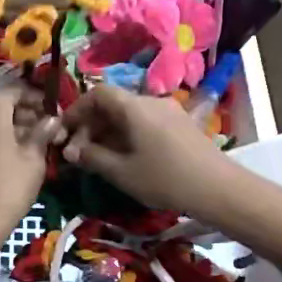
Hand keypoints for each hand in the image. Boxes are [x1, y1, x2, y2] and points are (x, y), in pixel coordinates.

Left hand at [0, 87, 57, 249]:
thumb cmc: (9, 185)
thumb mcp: (33, 158)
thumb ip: (43, 133)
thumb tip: (53, 118)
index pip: (12, 91)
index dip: (34, 96)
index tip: (54, 109)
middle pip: (4, 107)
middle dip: (29, 113)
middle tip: (53, 128)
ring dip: (21, 129)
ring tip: (46, 144)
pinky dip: (9, 141)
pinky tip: (28, 157)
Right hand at [59, 85, 239, 214]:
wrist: (217, 188)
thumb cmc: (164, 178)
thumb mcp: (121, 172)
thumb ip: (92, 157)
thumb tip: (72, 150)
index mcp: (133, 106)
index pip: (97, 93)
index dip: (76, 110)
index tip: (64, 133)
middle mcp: (150, 101)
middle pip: (112, 104)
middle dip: (90, 126)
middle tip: (78, 154)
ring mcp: (169, 111)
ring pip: (128, 115)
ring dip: (108, 133)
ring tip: (99, 160)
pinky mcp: (180, 125)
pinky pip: (145, 123)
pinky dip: (128, 135)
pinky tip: (126, 159)